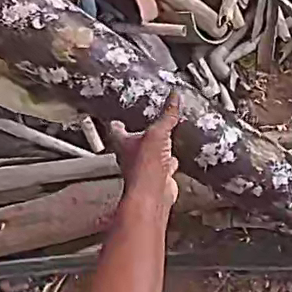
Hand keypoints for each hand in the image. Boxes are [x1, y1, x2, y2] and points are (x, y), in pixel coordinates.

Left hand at [108, 92, 180, 215]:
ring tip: (164, 140)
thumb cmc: (145, 167)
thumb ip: (167, 115)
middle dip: (140, 135)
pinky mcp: (158, 178)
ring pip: (150, 155)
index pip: (117, 129)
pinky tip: (174, 160)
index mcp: (124, 143)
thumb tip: (174, 96)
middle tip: (146, 126)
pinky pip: (164, 167)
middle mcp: (131, 156)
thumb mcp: (158, 133)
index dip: (118, 122)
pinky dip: (170, 163)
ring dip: (157, 149)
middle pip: (133, 142)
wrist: (154, 195)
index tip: (118, 118)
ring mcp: (144, 168)